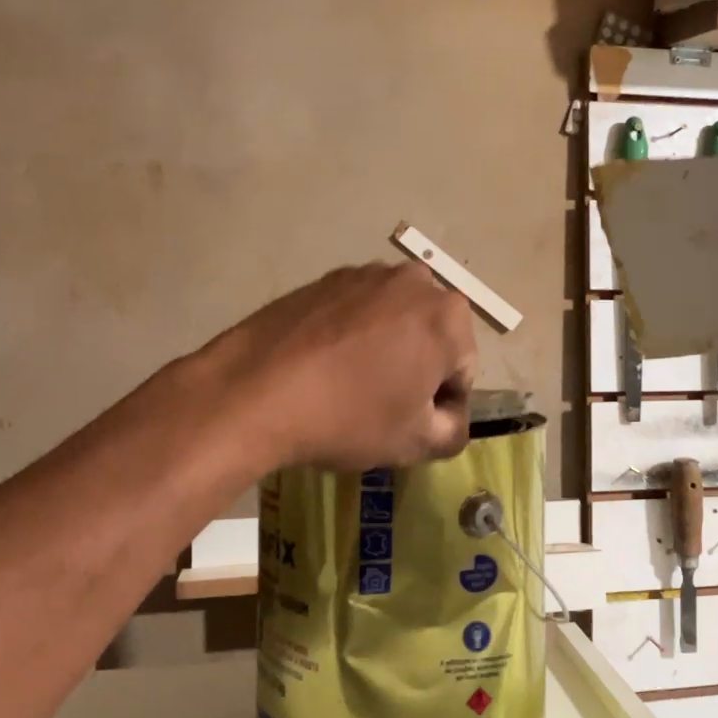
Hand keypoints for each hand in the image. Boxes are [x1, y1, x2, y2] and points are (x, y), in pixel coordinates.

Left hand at [197, 262, 476, 471]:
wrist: (255, 391)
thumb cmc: (349, 416)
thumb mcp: (415, 442)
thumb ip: (454, 430)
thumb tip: (449, 417)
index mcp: (448, 317)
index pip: (462, 372)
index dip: (439, 406)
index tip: (406, 424)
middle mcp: (414, 282)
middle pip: (429, 337)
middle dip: (414, 369)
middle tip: (378, 406)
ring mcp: (365, 275)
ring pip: (391, 321)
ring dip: (383, 349)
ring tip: (346, 386)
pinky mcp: (324, 279)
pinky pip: (353, 313)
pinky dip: (348, 336)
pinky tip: (321, 367)